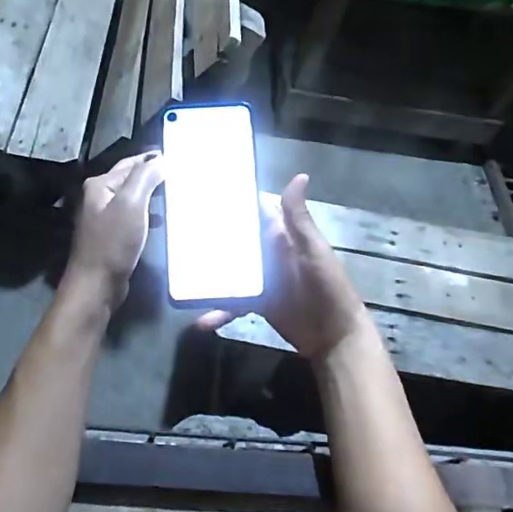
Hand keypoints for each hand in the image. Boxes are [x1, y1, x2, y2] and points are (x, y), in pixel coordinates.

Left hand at [62, 152, 165, 302]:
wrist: (97, 284)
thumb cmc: (113, 242)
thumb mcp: (131, 204)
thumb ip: (145, 177)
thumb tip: (160, 159)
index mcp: (100, 185)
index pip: (131, 162)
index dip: (152, 158)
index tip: (176, 156)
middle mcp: (98, 196)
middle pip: (130, 178)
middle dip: (152, 173)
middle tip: (178, 171)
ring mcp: (103, 216)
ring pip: (132, 197)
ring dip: (151, 193)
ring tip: (174, 191)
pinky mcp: (110, 234)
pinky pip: (132, 215)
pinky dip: (147, 212)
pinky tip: (160, 218)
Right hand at [195, 175, 370, 359]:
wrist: (334, 336)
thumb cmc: (328, 287)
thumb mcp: (312, 250)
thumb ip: (299, 218)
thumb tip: (300, 175)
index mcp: (281, 237)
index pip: (255, 212)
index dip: (233, 202)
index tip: (203, 191)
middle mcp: (267, 255)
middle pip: (234, 241)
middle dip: (209, 236)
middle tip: (177, 230)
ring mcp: (259, 280)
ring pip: (228, 271)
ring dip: (207, 274)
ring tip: (179, 276)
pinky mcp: (255, 303)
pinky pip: (232, 303)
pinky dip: (218, 311)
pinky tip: (201, 321)